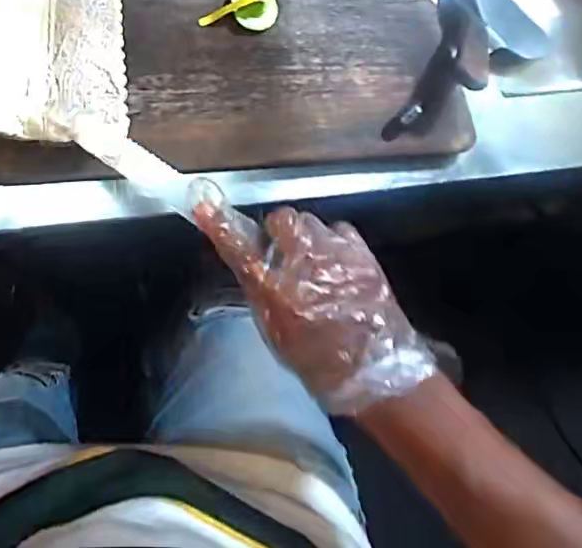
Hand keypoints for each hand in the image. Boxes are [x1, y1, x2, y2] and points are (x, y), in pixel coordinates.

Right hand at [195, 203, 437, 413]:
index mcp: (275, 288)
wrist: (379, 377)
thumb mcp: (273, 326)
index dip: (218, 223)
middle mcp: (303, 262)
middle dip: (279, 234)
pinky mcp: (362, 252)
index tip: (203, 205)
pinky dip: (333, 242)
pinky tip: (336, 264)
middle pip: (281, 220)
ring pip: (310, 221)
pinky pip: (338, 229)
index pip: (238, 243)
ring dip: (306, 238)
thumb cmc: (317, 359)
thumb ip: (257, 286)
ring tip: (314, 264)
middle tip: (284, 258)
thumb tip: (245, 255)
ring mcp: (336, 252)